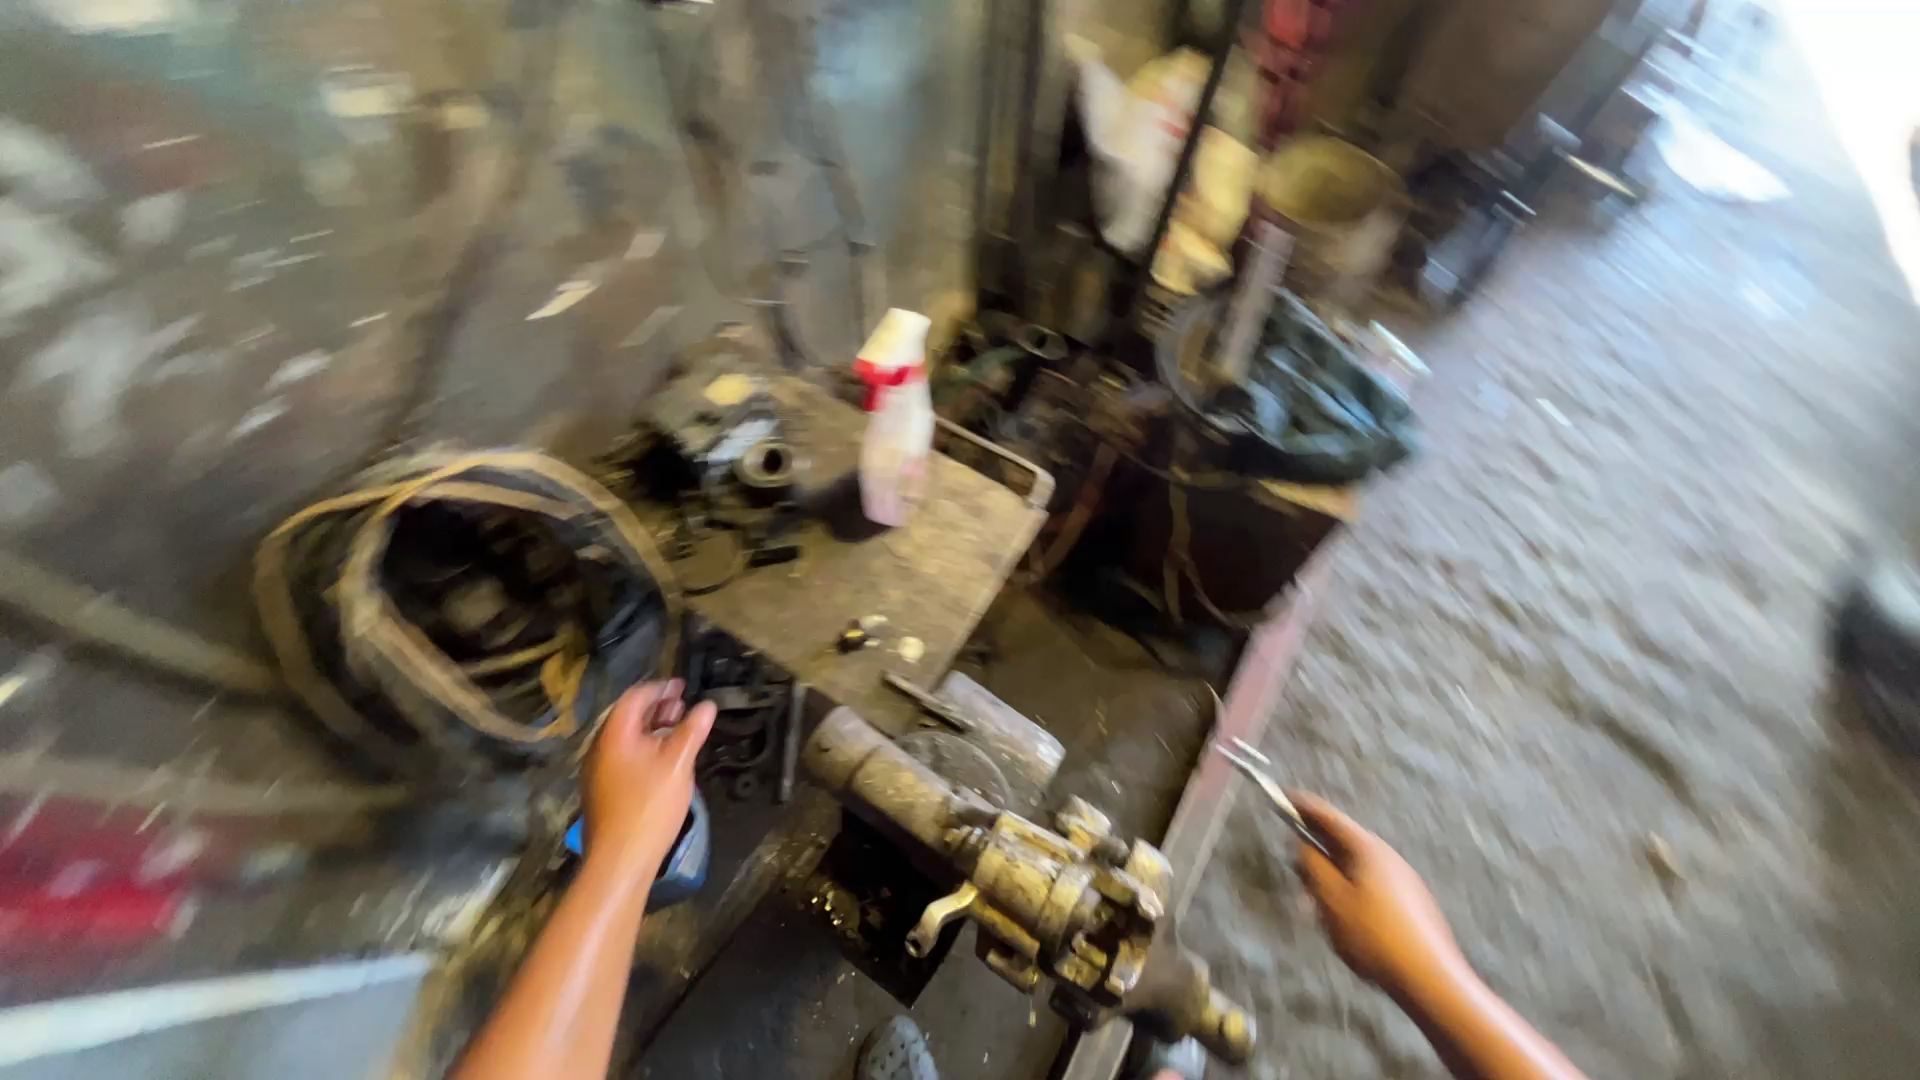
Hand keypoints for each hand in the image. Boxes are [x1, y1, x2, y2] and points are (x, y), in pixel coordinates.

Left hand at [585, 679, 714, 877]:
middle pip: (627, 716)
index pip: (634, 698)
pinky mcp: (604, 790)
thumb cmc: (649, 805)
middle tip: (684, 707)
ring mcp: (599, 772)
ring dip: (652, 728)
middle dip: (657, 707)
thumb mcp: (678, 763)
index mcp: (614, 736)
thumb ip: (692, 730)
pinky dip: (645, 746)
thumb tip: (707, 705)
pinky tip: (664, 759)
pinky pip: (624, 755)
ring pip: (626, 738)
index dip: (660, 688)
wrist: (620, 860)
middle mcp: (600, 749)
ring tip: (678, 731)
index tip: (683, 686)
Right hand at [1291, 792, 1465, 994]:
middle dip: (1317, 850)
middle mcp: (1387, 855)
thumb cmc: (1373, 934)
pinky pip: (1370, 884)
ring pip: (1356, 866)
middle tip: (1297, 868)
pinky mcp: (1411, 902)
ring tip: (1319, 903)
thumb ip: (1312, 865)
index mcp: (1366, 848)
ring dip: (1332, 875)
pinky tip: (1346, 918)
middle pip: (1343, 842)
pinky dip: (1350, 889)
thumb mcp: (1331, 898)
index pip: (1328, 816)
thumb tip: (1304, 844)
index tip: (1283, 797)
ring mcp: (1403, 878)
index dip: (1303, 806)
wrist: (1432, 980)